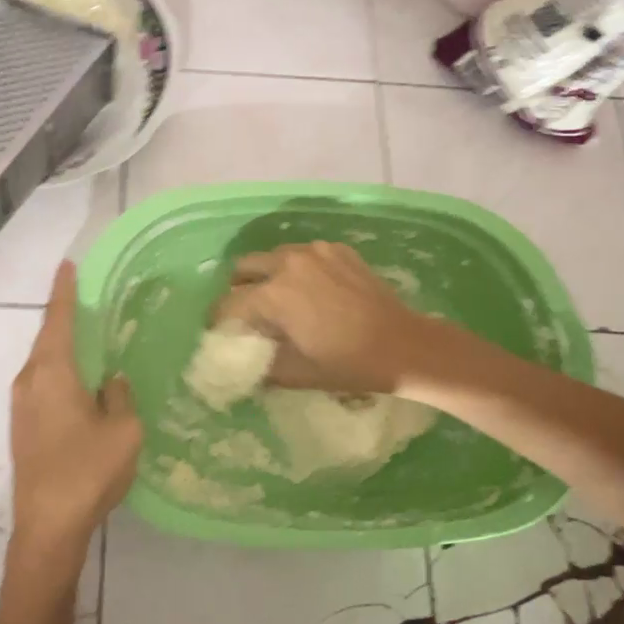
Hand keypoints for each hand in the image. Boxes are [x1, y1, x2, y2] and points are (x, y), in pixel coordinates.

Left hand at [10, 263, 143, 556]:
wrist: (48, 526)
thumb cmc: (88, 470)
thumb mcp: (123, 430)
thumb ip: (119, 397)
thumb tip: (110, 382)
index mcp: (52, 372)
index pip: (58, 319)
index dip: (65, 291)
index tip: (68, 265)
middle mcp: (30, 381)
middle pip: (47, 338)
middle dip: (65, 317)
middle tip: (88, 300)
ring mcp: (22, 406)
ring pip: (44, 363)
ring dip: (63, 347)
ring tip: (88, 337)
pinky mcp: (23, 428)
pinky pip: (44, 384)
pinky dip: (61, 371)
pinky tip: (80, 381)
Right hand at [216, 241, 462, 394]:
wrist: (405, 346)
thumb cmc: (349, 365)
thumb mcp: (297, 374)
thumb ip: (261, 367)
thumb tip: (241, 366)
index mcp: (274, 295)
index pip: (228, 304)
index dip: (218, 320)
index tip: (217, 332)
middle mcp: (288, 264)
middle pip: (243, 268)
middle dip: (238, 289)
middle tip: (246, 313)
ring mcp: (315, 252)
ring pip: (273, 257)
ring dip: (266, 276)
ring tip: (278, 301)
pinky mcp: (338, 250)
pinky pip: (302, 254)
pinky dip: (296, 269)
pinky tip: (310, 292)